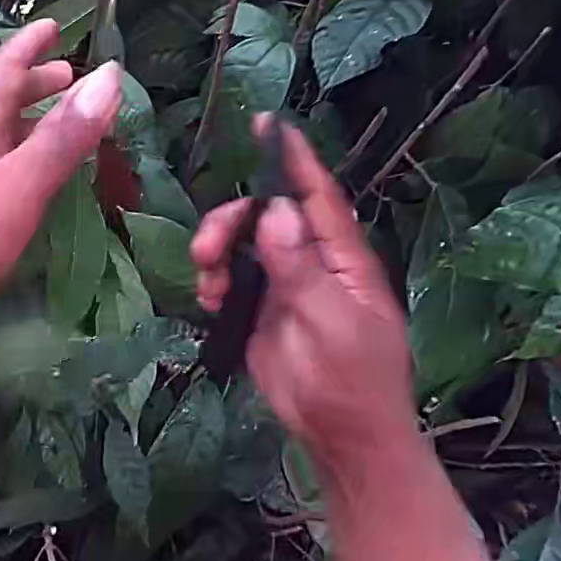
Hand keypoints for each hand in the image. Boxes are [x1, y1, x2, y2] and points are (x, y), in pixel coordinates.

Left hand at [0, 19, 120, 305]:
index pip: (4, 69)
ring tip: (56, 122)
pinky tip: (23, 175)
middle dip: (35, 83)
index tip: (54, 25)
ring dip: (26, 120)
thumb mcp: (22, 180)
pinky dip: (16, 153)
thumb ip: (65, 133)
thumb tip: (108, 75)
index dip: (30, 45)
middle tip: (69, 77)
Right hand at [191, 118, 414, 474]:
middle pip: (264, 214)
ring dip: (216, 250)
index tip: (268, 123)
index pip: (317, 194)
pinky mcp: (260, 306)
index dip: (293, 158)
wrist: (340, 437)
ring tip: (207, 282)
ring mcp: (284, 281)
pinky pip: (229, 275)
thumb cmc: (353, 381)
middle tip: (207, 249)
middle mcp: (311, 258)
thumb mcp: (333, 324)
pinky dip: (213, 280)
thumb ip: (302, 269)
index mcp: (342, 255)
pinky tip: (211, 301)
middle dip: (231, 221)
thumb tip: (275, 212)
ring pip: (240, 241)